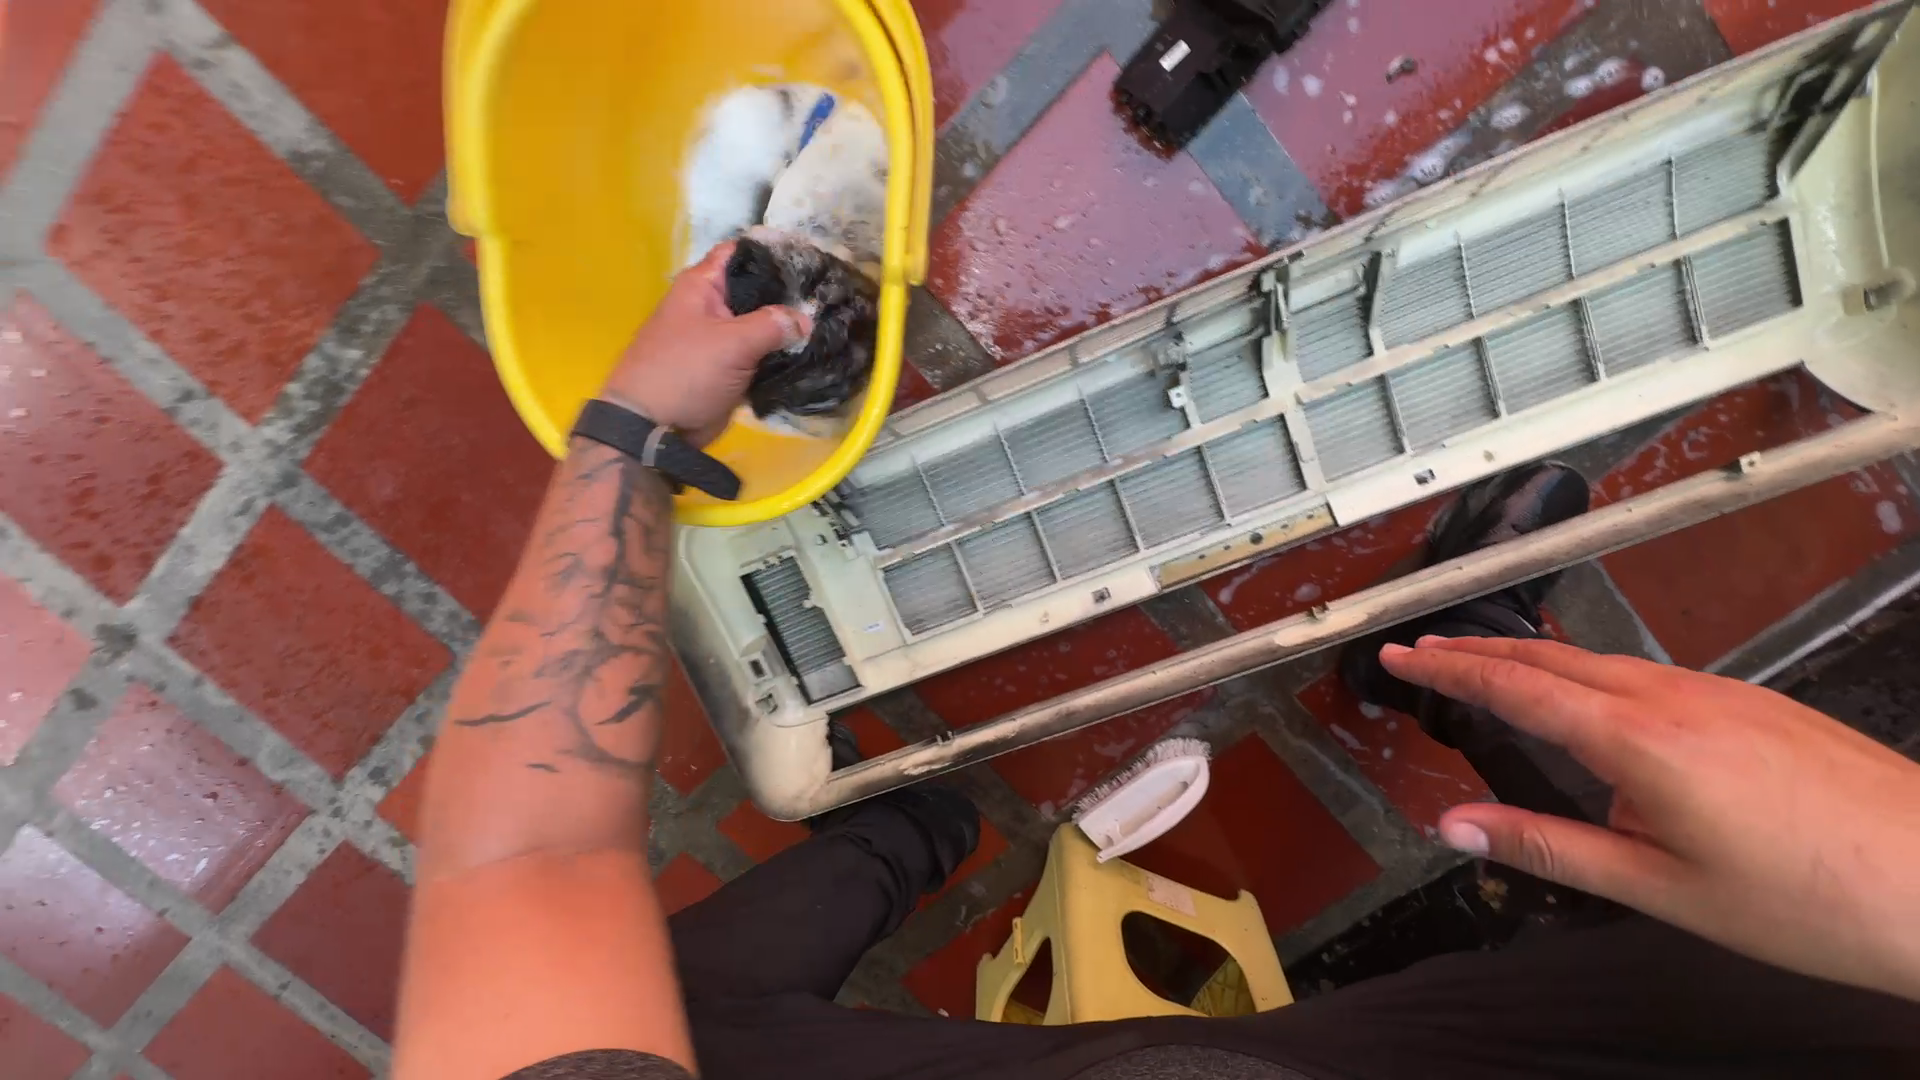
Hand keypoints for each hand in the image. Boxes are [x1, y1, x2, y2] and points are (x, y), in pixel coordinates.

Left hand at [598, 243, 811, 447]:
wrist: (655, 427)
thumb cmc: (686, 372)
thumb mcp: (732, 343)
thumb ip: (772, 325)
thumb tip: (806, 319)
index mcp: (702, 286)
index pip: (741, 254)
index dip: (774, 253)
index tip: (810, 260)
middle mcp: (712, 307)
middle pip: (756, 292)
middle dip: (789, 295)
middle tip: (828, 296)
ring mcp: (721, 340)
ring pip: (762, 327)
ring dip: (788, 330)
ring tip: (827, 324)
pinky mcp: (730, 369)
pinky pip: (760, 356)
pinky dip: (780, 356)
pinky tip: (810, 353)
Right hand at [1382, 636, 1919, 1000]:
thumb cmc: (1810, 902)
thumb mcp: (1662, 889)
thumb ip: (1545, 847)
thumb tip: (1448, 826)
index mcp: (1635, 739)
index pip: (1512, 686)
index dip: (1445, 669)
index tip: (1396, 655)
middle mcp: (1666, 697)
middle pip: (1545, 655)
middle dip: (1474, 648)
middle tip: (1421, 649)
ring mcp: (1714, 691)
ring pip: (1592, 658)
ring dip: (1524, 654)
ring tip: (1483, 662)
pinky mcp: (1750, 699)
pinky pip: (1638, 669)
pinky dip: (1578, 667)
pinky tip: (1581, 690)